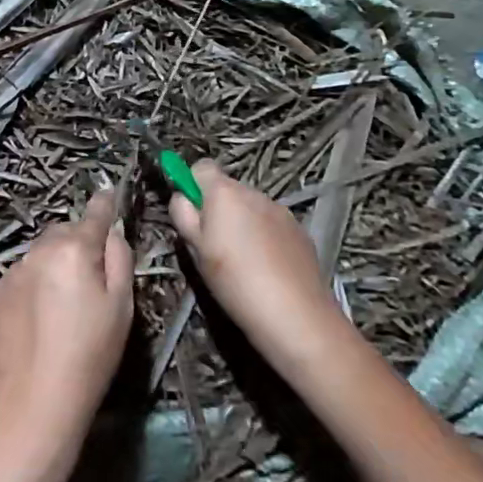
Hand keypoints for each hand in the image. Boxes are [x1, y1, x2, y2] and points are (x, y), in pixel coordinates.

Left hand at [0, 190, 132, 452]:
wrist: (30, 406)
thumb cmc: (89, 358)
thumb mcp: (121, 309)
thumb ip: (119, 260)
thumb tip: (112, 231)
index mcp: (74, 248)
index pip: (94, 213)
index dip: (105, 204)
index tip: (110, 194)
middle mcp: (38, 250)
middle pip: (65, 232)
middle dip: (79, 242)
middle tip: (93, 277)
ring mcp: (12, 270)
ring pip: (41, 254)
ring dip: (55, 264)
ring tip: (64, 306)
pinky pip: (23, 276)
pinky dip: (35, 284)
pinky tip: (40, 319)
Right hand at [170, 160, 341, 358]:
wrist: (295, 315)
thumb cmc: (234, 281)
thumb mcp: (195, 250)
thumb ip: (183, 215)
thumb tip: (182, 198)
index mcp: (224, 192)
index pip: (201, 166)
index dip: (192, 185)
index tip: (191, 214)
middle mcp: (254, 193)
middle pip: (227, 188)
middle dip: (218, 208)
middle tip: (214, 244)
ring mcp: (281, 210)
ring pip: (251, 207)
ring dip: (242, 222)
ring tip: (243, 261)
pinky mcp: (300, 230)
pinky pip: (272, 224)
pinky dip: (264, 236)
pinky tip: (267, 268)